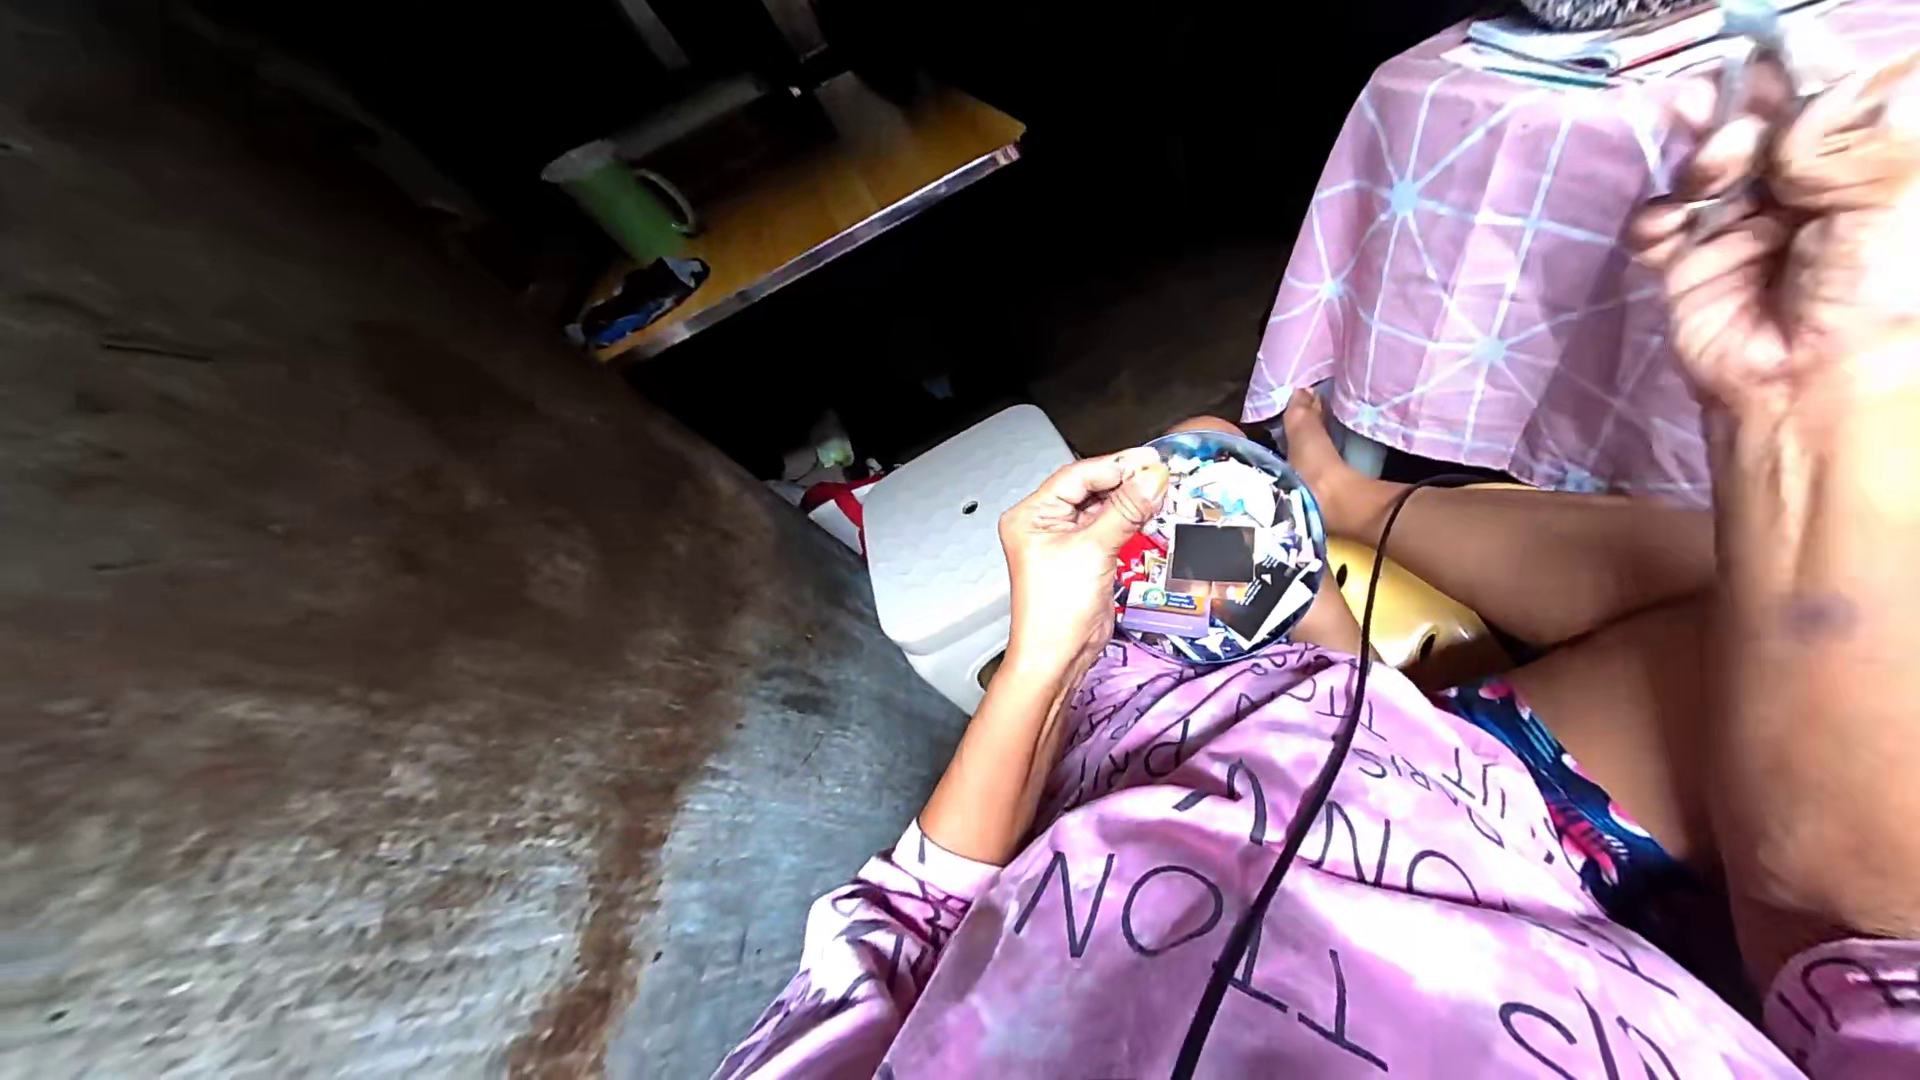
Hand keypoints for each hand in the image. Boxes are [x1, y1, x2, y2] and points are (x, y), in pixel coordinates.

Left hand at [998, 448, 1167, 672]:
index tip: (1149, 461)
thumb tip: (1151, 478)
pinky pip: (1107, 526)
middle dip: (1125, 480)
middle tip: (1159, 473)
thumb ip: (1125, 510)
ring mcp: (1062, 539)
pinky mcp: (1082, 554)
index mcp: (1030, 515)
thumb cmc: (1055, 613)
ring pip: (1101, 506)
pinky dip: (1128, 518)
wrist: (1057, 656)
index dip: (1115, 466)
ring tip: (1159, 489)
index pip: (1076, 476)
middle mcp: (1042, 523)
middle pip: (1089, 488)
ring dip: (1129, 499)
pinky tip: (1148, 510)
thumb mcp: (1093, 550)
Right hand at [1629, 51, 1919, 416]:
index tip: (1775, 51)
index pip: (1848, 96)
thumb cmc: (1884, 288)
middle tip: (1712, 91)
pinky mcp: (1688, 260)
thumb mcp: (1897, 199)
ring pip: (1710, 171)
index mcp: (1884, 161)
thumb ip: (1858, 142)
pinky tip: (1662, 225)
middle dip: (1742, 106)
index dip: (1814, 71)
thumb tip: (1817, 97)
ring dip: (1699, 162)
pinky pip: (1660, 227)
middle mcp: (1816, 183)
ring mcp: (1747, 222)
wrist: (1805, 376)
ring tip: (1708, 171)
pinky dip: (1653, 221)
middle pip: (1770, 125)